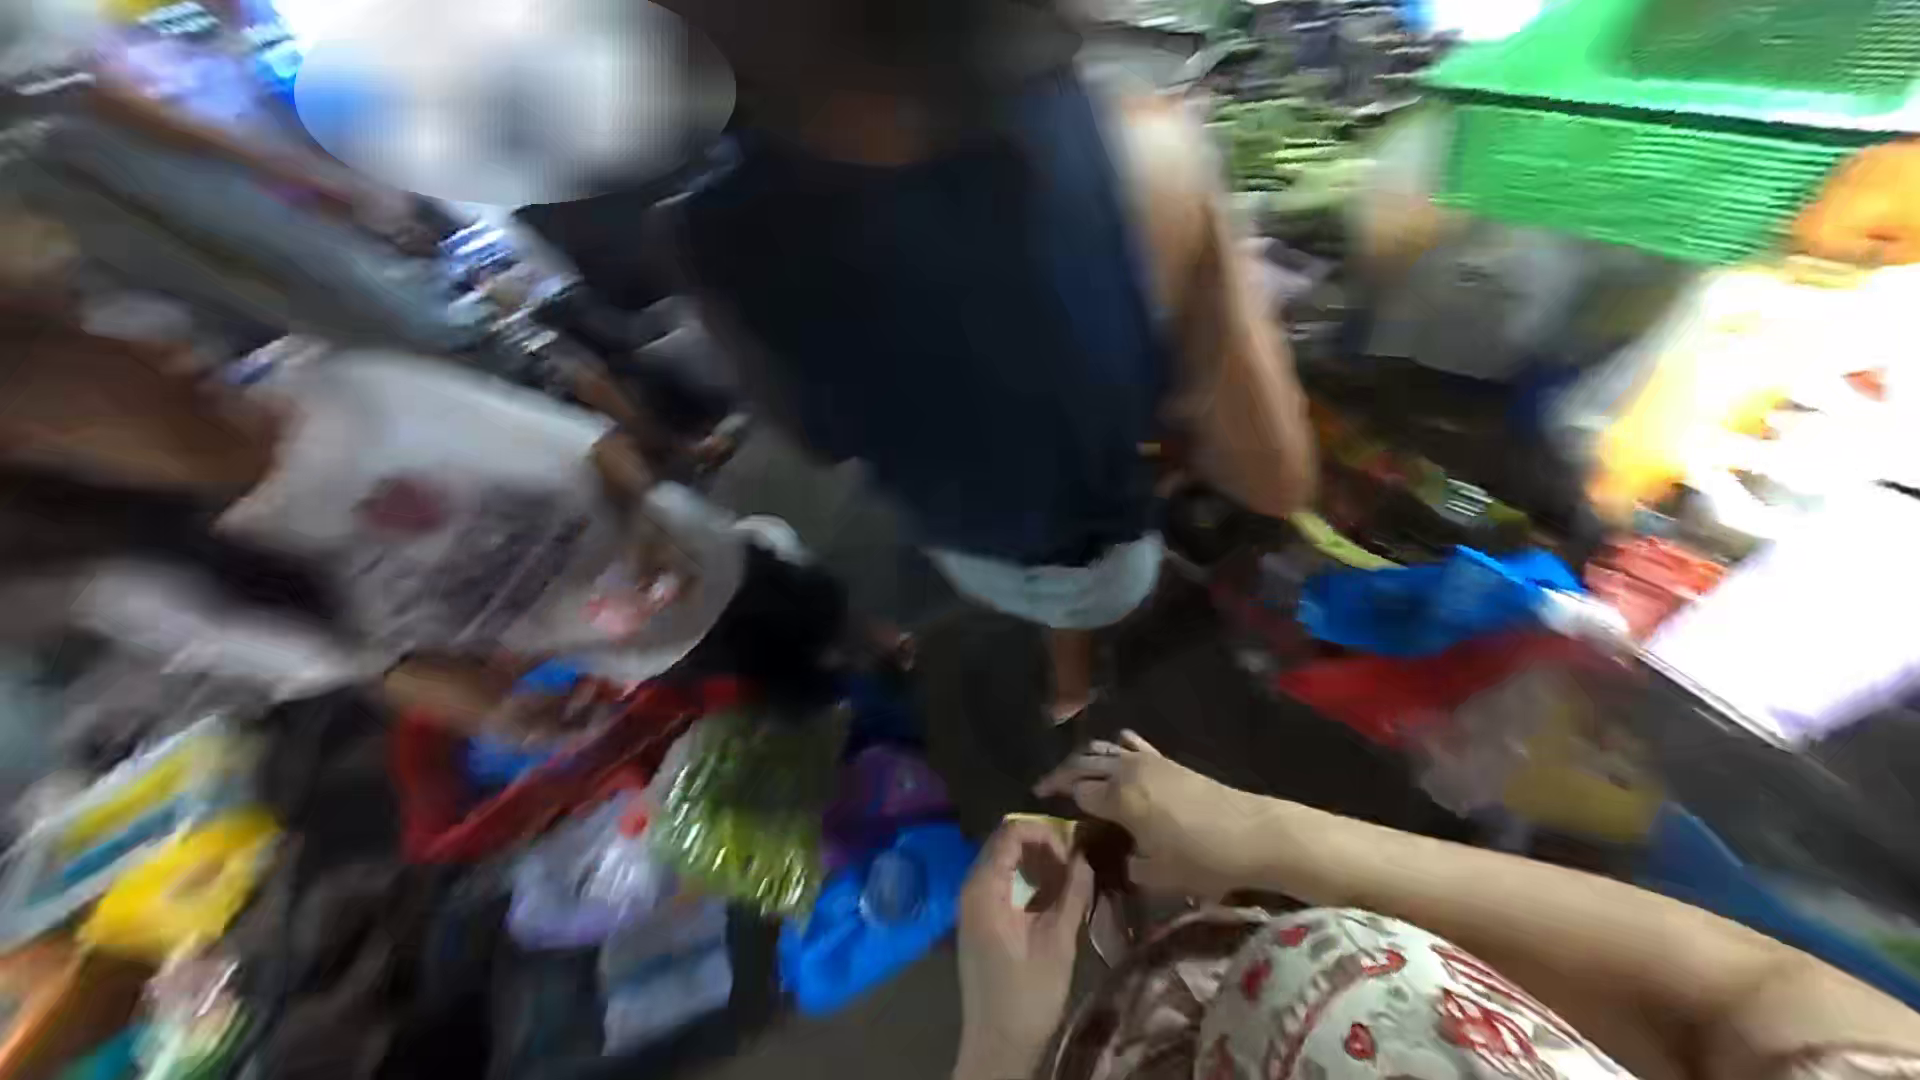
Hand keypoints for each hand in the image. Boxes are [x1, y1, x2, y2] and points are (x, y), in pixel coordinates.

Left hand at [954, 820, 1093, 1079]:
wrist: (997, 1047)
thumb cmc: (1027, 996)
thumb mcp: (1057, 942)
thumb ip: (1072, 894)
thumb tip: (1085, 858)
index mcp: (984, 887)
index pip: (1011, 832)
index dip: (1044, 833)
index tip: (1072, 855)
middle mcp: (972, 885)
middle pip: (1006, 841)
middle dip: (1042, 845)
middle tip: (1073, 866)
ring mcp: (972, 901)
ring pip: (1004, 859)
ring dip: (1036, 862)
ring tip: (1067, 880)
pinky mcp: (979, 916)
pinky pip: (1002, 879)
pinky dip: (1026, 878)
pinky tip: (1051, 896)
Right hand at [1035, 731, 1264, 899]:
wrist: (1252, 833)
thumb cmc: (1202, 858)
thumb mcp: (1159, 876)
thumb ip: (1130, 866)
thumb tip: (1122, 858)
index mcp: (1118, 798)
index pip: (1077, 791)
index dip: (1062, 799)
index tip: (1047, 807)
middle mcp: (1126, 772)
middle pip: (1084, 764)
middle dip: (1061, 773)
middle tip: (1045, 785)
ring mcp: (1148, 762)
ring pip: (1105, 751)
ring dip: (1086, 758)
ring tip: (1073, 769)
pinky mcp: (1167, 761)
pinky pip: (1135, 746)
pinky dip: (1121, 746)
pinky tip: (1117, 743)